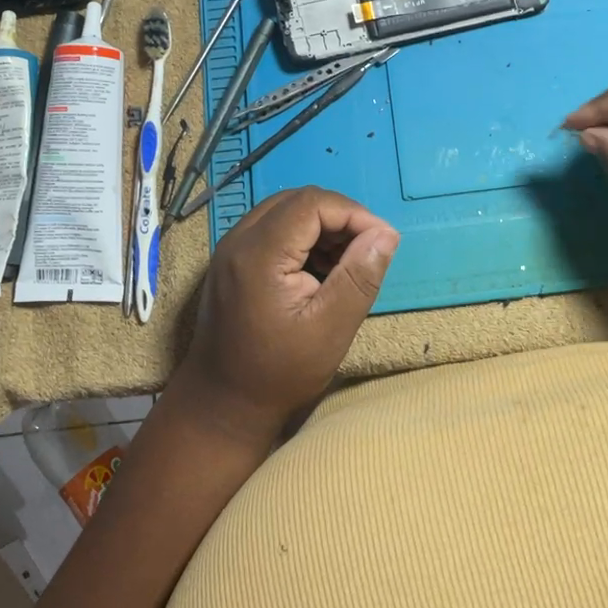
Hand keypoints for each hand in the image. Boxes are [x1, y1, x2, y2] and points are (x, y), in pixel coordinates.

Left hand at [174, 186, 399, 443]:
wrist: (221, 406)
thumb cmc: (279, 374)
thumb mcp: (331, 329)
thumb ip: (359, 276)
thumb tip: (386, 232)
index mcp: (259, 253)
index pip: (312, 203)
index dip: (353, 213)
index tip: (380, 242)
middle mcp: (239, 240)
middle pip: (297, 201)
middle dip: (339, 218)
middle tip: (365, 253)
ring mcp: (230, 249)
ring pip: (285, 212)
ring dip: (321, 228)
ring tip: (344, 267)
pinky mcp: (231, 262)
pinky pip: (272, 230)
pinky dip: (302, 239)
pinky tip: (318, 274)